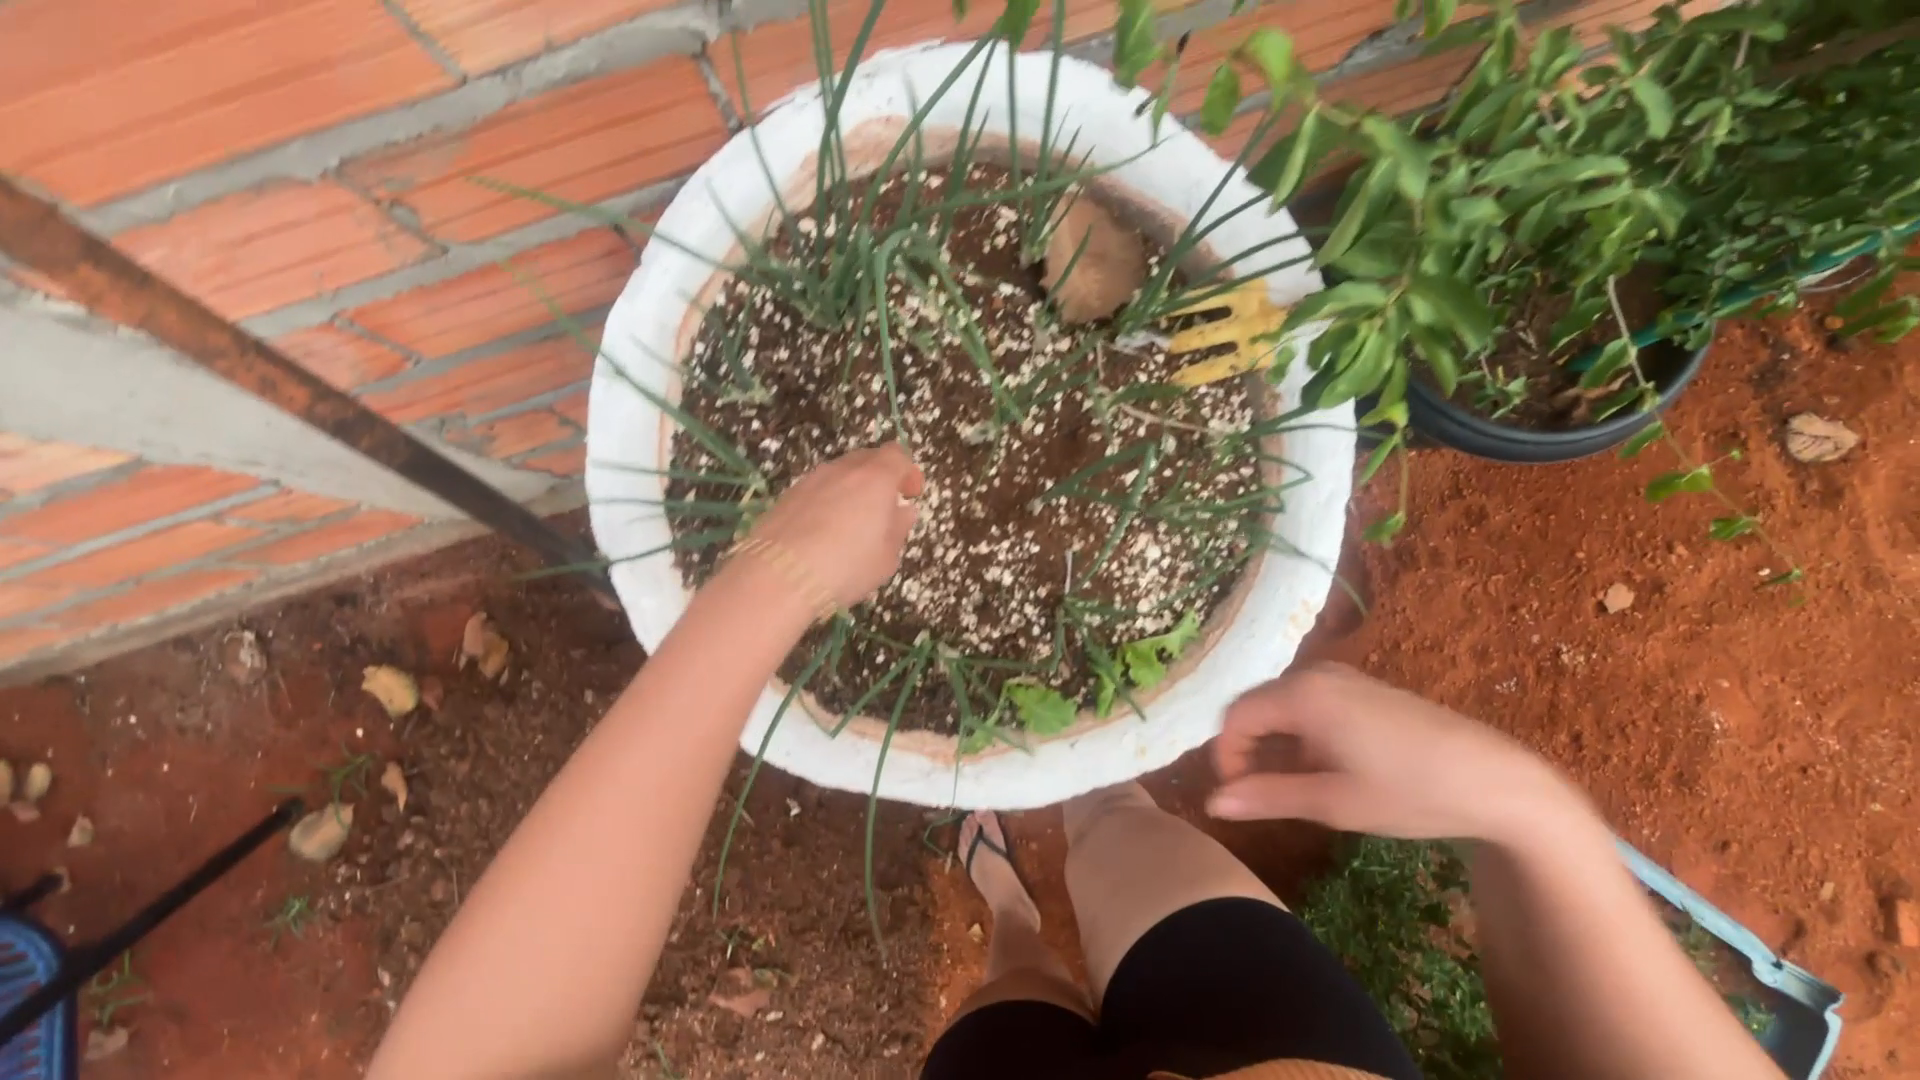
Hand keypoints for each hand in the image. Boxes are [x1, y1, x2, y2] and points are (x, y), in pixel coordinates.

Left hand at [741, 444, 922, 607]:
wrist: (779, 576)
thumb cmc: (846, 567)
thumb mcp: (887, 557)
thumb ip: (898, 529)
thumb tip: (903, 511)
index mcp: (876, 478)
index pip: (898, 456)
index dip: (908, 472)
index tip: (911, 495)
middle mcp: (843, 470)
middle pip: (867, 458)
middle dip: (880, 477)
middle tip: (883, 508)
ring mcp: (811, 480)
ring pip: (839, 473)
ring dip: (851, 489)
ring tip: (850, 524)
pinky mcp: (786, 496)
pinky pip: (816, 490)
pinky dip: (826, 502)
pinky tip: (821, 532)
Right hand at [1208, 663, 1588, 846]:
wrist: (1498, 781)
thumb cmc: (1410, 792)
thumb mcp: (1332, 803)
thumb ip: (1267, 797)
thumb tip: (1213, 803)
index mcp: (1302, 695)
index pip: (1236, 716)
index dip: (1227, 756)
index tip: (1239, 795)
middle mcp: (1316, 674)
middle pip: (1257, 706)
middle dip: (1249, 749)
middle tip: (1263, 795)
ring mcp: (1343, 677)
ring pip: (1283, 705)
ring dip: (1277, 744)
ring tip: (1297, 788)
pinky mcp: (1364, 688)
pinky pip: (1311, 703)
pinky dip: (1302, 734)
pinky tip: (1327, 769)